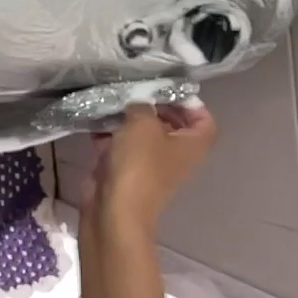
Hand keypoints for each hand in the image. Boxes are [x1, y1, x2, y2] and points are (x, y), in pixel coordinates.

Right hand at [79, 103, 217, 235]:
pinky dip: (108, 134)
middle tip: (132, 92)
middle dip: (151, 107)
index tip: (165, 90)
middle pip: (170, 125)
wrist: (114, 208)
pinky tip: (93, 122)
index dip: (190, 103)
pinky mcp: (124, 171)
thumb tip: (138, 103)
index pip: (204, 120)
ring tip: (109, 103)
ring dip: (125, 119)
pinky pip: (119, 146)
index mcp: (193, 145)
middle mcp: (175, 155)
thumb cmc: (138, 164)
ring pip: (141, 135)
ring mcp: (148, 164)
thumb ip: (142, 105)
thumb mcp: (143, 124)